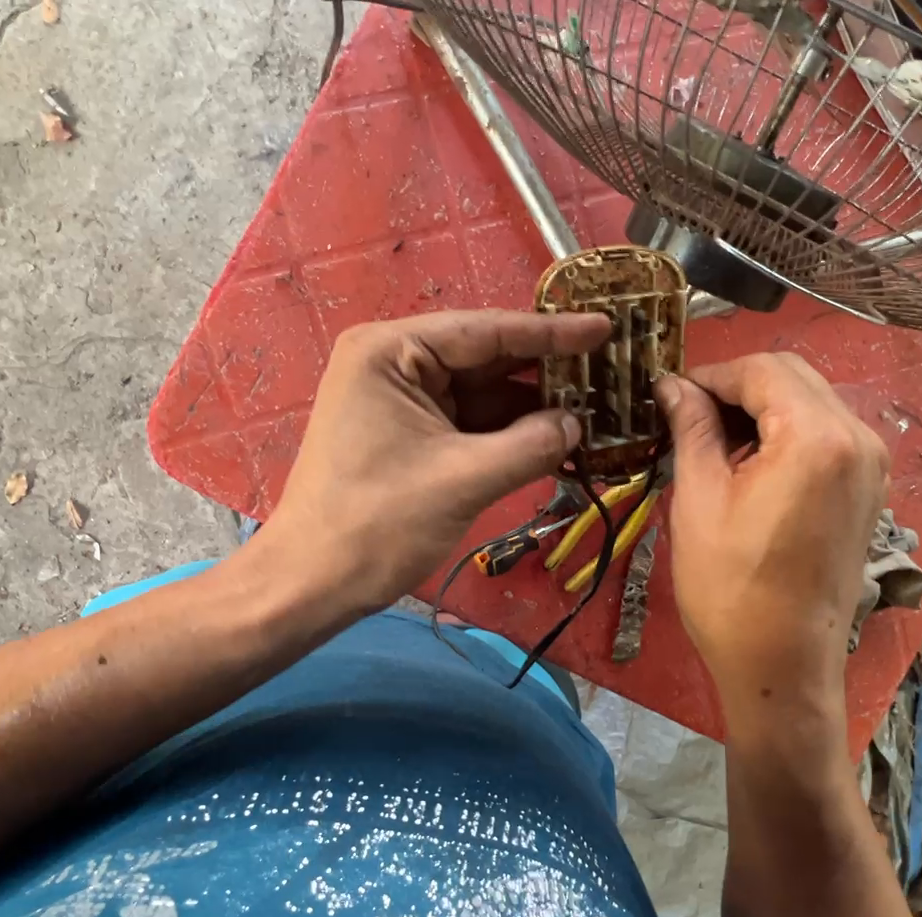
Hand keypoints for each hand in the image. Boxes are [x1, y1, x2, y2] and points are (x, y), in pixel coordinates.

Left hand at [243, 310, 610, 613]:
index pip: (486, 331)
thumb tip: (579, 424)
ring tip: (595, 412)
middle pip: (486, 359)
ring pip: (482, 395)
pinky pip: (470, 425)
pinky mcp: (410, 437)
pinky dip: (510, 435)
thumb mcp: (464, 480)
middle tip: (609, 375)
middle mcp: (395, 364)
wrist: (313, 583)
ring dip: (533, 409)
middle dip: (545, 373)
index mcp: (392, 352)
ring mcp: (401, 402)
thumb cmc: (378, 524)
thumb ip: (530, 445)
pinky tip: (557, 442)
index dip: (551, 333)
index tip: (605, 328)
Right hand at [654, 354, 887, 731]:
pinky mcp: (870, 490)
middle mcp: (859, 438)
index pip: (760, 370)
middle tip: (686, 418)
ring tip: (714, 446)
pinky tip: (753, 465)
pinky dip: (787, 434)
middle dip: (736, 388)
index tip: (668, 396)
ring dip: (761, 410)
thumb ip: (691, 429)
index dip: (709, 375)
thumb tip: (673, 387)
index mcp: (817, 436)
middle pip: (792, 378)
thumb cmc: (731, 590)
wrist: (783, 666)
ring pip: (811, 403)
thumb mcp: (699, 501)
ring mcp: (872, 465)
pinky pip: (826, 435)